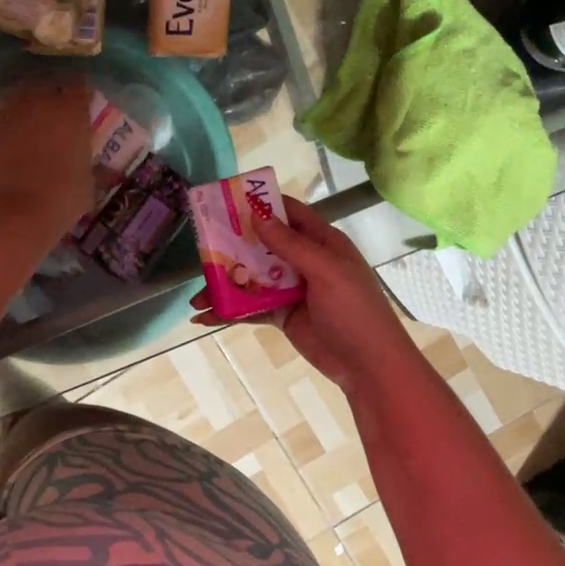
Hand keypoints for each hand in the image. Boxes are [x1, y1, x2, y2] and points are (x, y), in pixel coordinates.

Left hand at [0, 75, 93, 239]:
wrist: (18, 213)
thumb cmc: (63, 198)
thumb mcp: (88, 178)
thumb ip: (86, 157)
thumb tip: (89, 159)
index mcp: (72, 108)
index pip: (79, 85)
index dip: (78, 96)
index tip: (79, 108)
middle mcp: (42, 99)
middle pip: (48, 86)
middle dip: (51, 98)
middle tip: (53, 119)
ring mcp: (12, 110)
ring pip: (21, 97)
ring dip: (27, 108)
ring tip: (29, 128)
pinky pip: (1, 116)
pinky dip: (6, 125)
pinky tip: (8, 143)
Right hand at [191, 195, 418, 393]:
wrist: (367, 364)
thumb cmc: (354, 311)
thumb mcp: (325, 271)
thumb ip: (290, 245)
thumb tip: (257, 216)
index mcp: (322, 244)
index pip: (290, 214)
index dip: (262, 205)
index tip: (229, 201)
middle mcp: (305, 262)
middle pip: (262, 246)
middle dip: (231, 248)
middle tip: (200, 250)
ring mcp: (291, 290)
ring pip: (251, 279)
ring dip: (224, 286)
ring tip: (197, 299)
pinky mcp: (282, 314)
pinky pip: (250, 307)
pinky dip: (228, 311)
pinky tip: (206, 317)